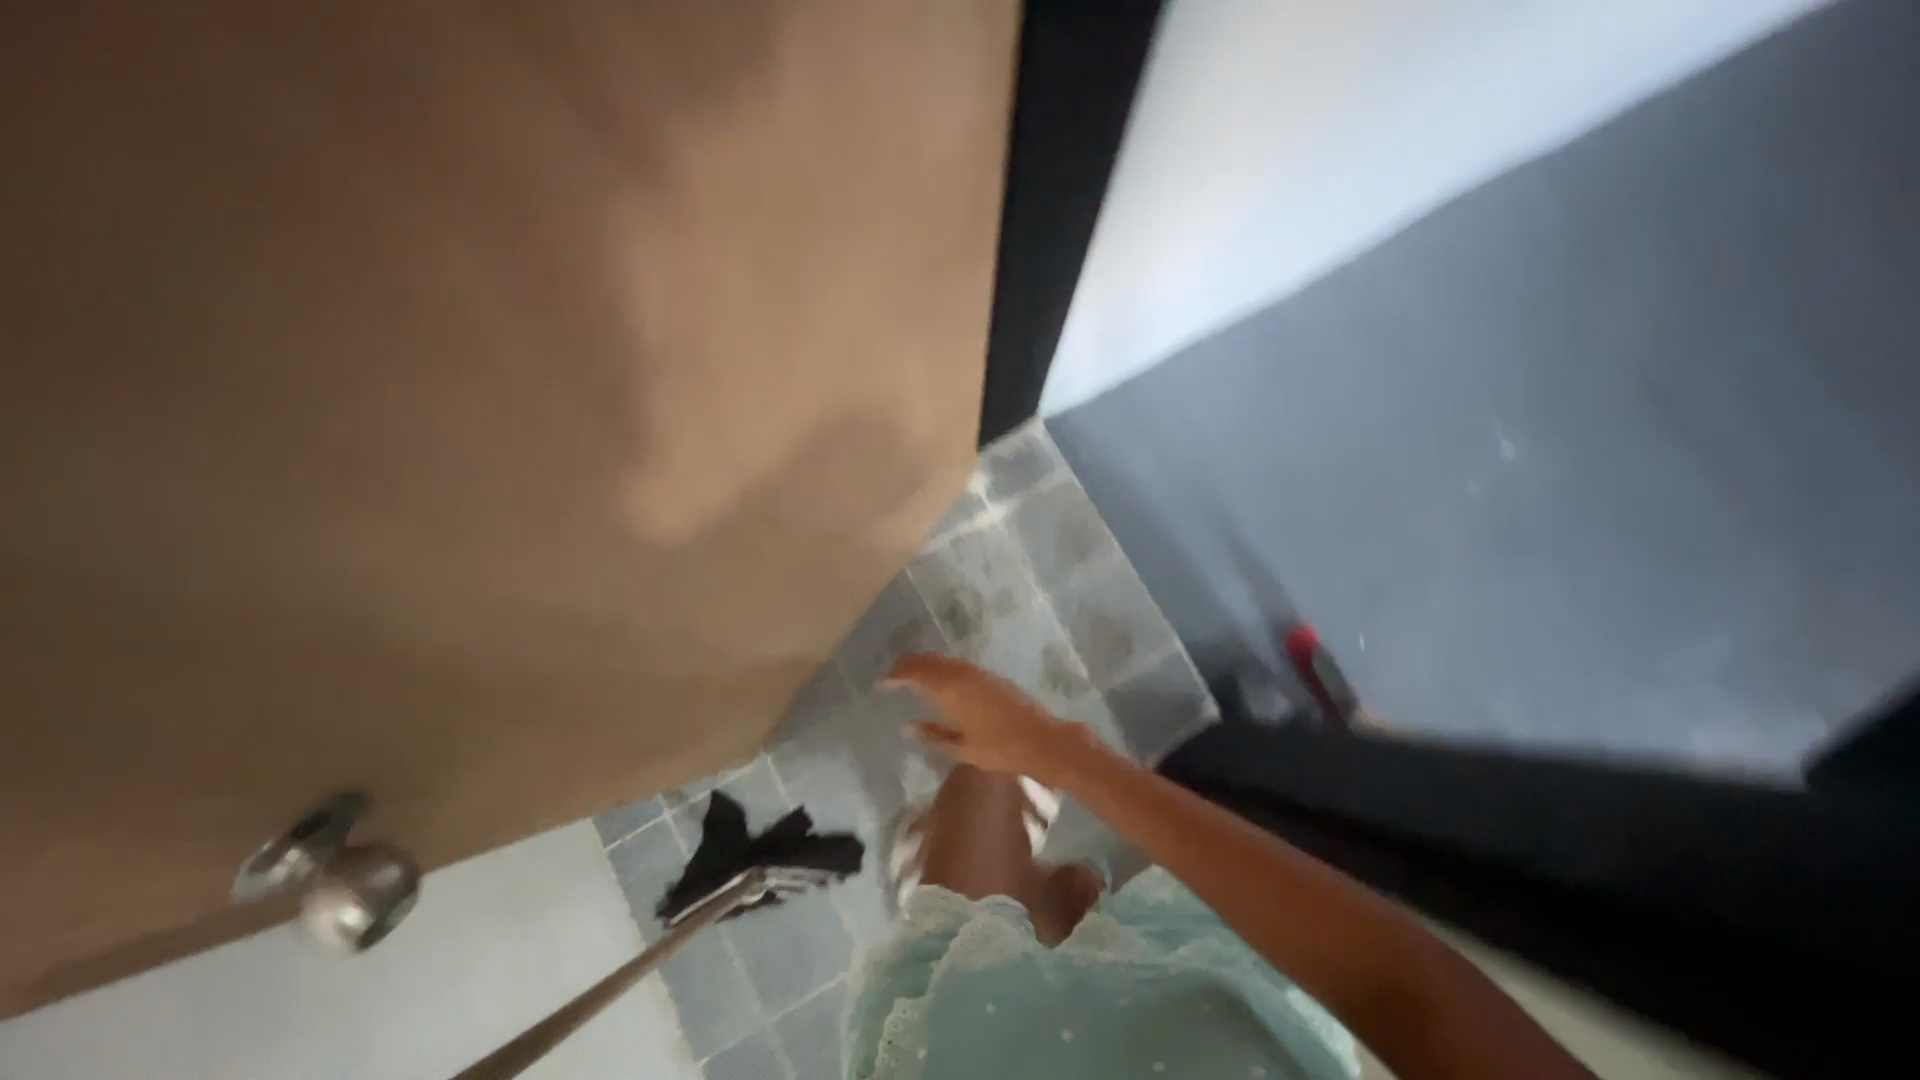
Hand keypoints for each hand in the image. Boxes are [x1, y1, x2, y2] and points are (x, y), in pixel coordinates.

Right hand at [881, 653, 1095, 783]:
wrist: (1042, 740)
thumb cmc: (1000, 750)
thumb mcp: (961, 749)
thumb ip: (933, 735)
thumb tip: (907, 726)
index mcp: (950, 691)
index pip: (916, 675)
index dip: (896, 676)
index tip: (880, 683)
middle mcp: (962, 676)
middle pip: (928, 662)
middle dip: (907, 665)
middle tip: (891, 675)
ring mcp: (979, 674)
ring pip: (944, 661)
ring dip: (925, 664)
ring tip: (910, 674)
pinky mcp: (991, 677)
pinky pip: (958, 665)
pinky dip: (942, 667)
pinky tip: (940, 679)